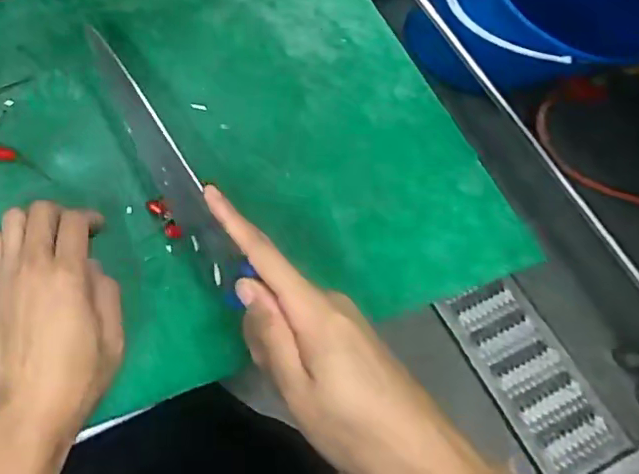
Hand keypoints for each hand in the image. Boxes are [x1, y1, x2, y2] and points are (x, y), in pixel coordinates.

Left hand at [0, 202, 122, 469]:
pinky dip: (7, 238)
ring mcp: (8, 272)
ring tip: (44, 238)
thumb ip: (107, 291)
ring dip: (32, 220)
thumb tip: (91, 266)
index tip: (98, 228)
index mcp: (68, 274)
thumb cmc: (76, 376)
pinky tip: (21, 256)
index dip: (89, 216)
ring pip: (12, 217)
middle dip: (61, 212)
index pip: (74, 220)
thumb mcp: (113, 338)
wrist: (27, 407)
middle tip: (71, 232)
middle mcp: (34, 263)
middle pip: (42, 210)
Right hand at [207, 187, 493, 473]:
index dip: (234, 222)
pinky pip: (310, 322)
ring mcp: (346, 315)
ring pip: (291, 310)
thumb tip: (246, 284)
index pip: (265, 255)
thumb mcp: (299, 391)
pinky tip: (311, 384)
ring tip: (295, 388)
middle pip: (275, 289)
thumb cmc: (356, 428)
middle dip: (259, 319)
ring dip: (279, 339)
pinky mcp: (355, 332)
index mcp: (315, 311)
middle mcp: (331, 301)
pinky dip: (296, 345)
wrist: (427, 458)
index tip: (211, 190)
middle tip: (271, 372)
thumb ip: (269, 333)